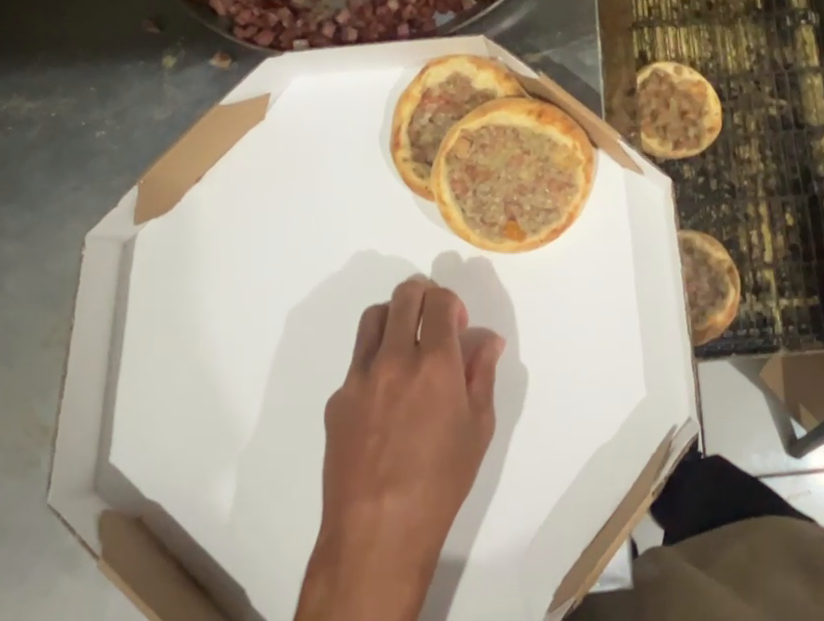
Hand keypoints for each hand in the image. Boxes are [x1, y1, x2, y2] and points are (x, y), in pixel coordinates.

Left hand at [297, 276, 504, 620]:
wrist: (378, 527)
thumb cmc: (441, 481)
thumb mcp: (479, 427)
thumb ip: (481, 373)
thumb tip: (486, 340)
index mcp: (435, 364)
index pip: (440, 301)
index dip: (452, 301)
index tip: (459, 323)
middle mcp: (394, 359)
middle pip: (404, 296)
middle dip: (424, 295)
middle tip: (436, 320)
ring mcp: (359, 377)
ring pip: (373, 317)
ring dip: (396, 316)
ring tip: (409, 343)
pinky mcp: (336, 399)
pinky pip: (358, 359)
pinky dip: (376, 357)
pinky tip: (389, 394)